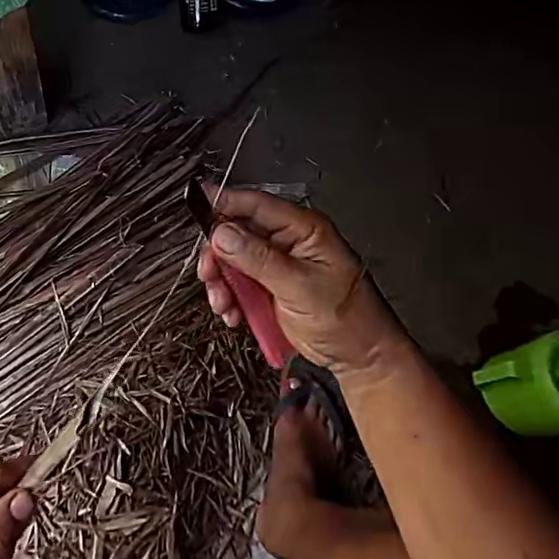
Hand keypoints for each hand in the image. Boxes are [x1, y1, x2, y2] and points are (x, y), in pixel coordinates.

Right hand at [196, 186, 408, 378]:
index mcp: (303, 229)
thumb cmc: (349, 317)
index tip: (199, 203)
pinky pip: (238, 284)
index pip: (257, 205)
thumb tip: (223, 234)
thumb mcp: (299, 286)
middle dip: (219, 254)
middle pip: (237, 233)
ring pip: (232, 260)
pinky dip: (229, 297)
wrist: (360, 356)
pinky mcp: (269, 287)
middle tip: (210, 273)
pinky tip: (234, 312)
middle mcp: (287, 242)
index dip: (225, 202)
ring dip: (222, 281)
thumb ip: (258, 258)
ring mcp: (277, 265)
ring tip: (225, 302)